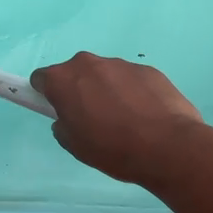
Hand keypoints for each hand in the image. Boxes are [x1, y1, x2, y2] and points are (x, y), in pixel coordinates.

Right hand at [31, 52, 206, 185]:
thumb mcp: (75, 146)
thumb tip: (69, 119)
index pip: (41, 78)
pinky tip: (150, 118)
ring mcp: (119, 64)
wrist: (171, 149)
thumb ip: (63, 126)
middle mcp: (86, 63)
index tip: (60, 110)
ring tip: (130, 121)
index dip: (47, 94)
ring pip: (106, 75)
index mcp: (61, 79)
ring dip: (110, 91)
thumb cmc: (114, 149)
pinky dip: (136, 93)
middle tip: (96, 119)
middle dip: (81, 90)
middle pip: (75, 73)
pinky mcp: (149, 70)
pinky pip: (134, 80)